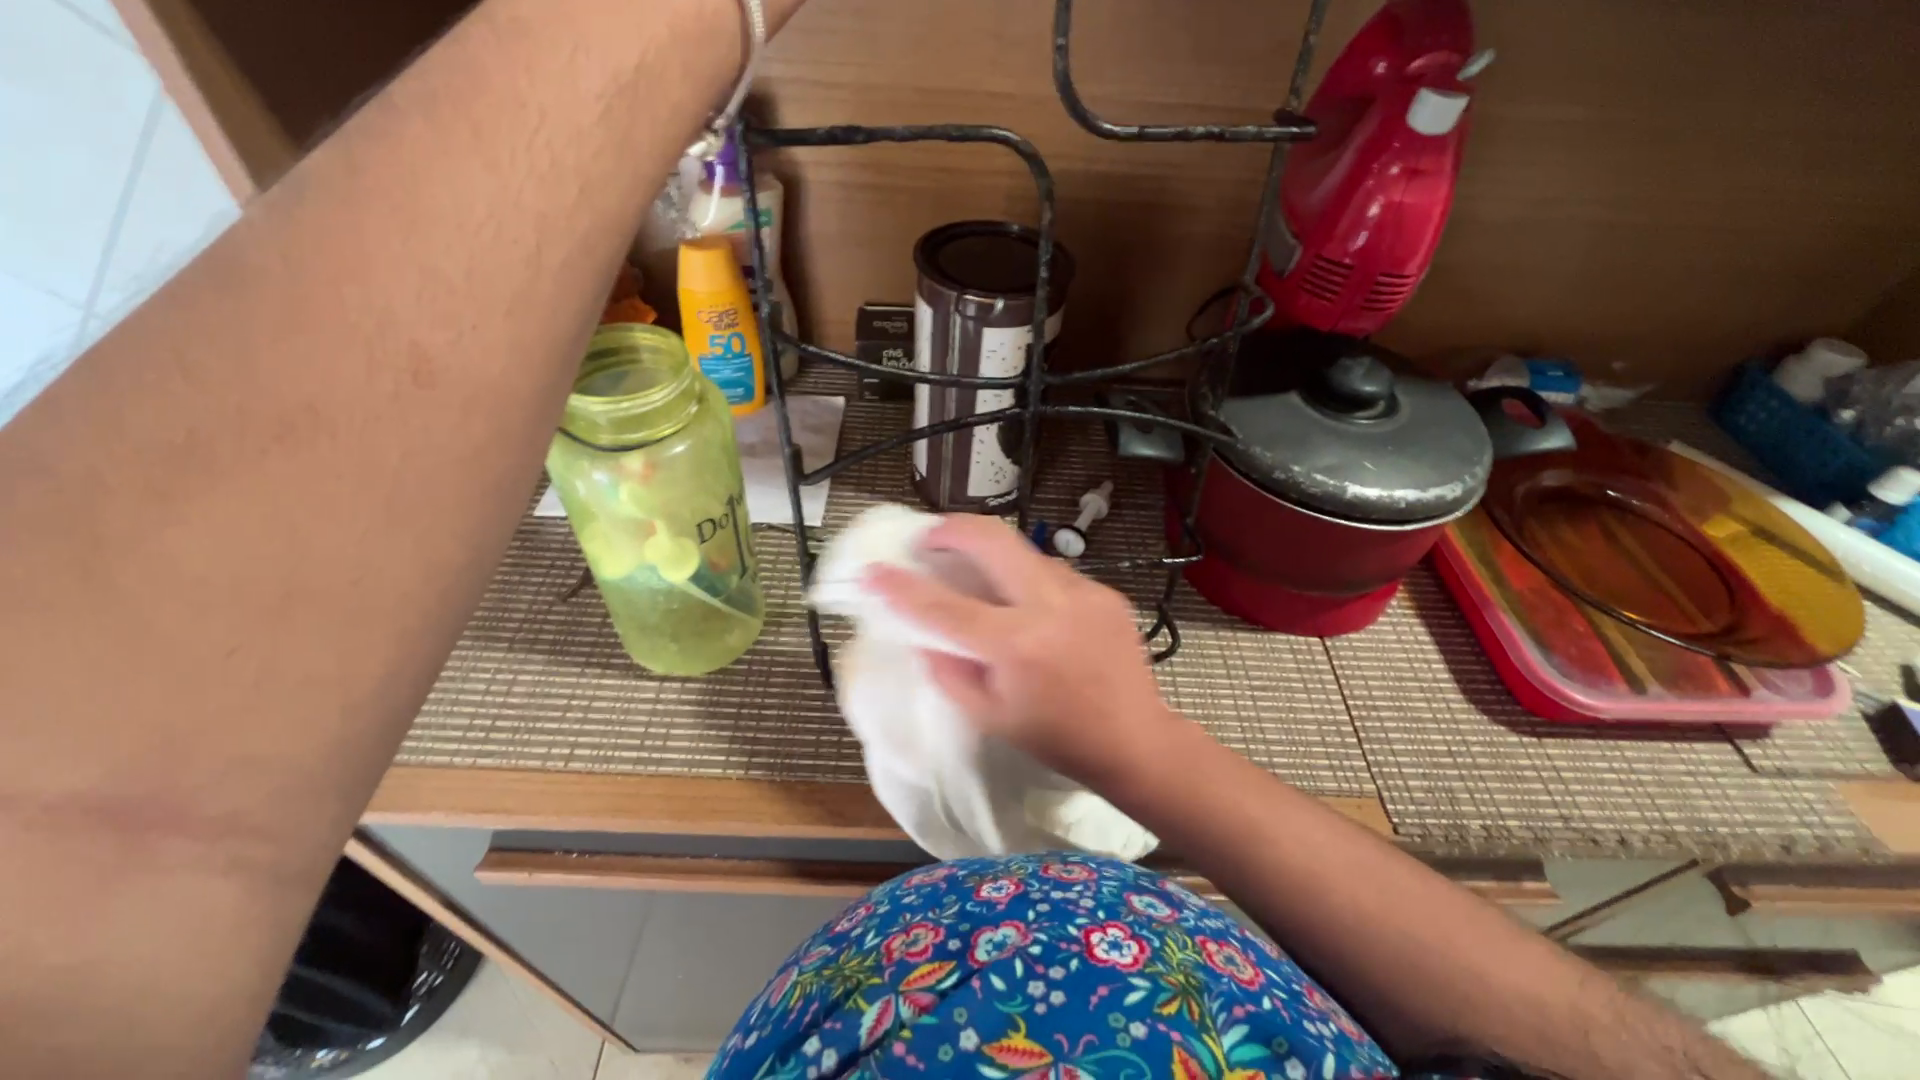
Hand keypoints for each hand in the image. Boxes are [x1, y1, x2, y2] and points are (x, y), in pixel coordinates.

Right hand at [865, 514, 1184, 784]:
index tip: (873, 570)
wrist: (1135, 740)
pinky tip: (1032, 610)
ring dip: (994, 558)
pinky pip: (1054, 574)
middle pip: (992, 539)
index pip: (944, 606)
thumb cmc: (1056, 738)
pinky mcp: (1106, 592)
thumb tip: (923, 633)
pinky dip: (1030, 583)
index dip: (901, 586)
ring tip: (982, 580)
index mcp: (1017, 645)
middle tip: (930, 538)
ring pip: (1024, 552)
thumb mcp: (989, 716)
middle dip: (952, 529)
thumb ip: (949, 670)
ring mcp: (1084, 593)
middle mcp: (1051, 606)